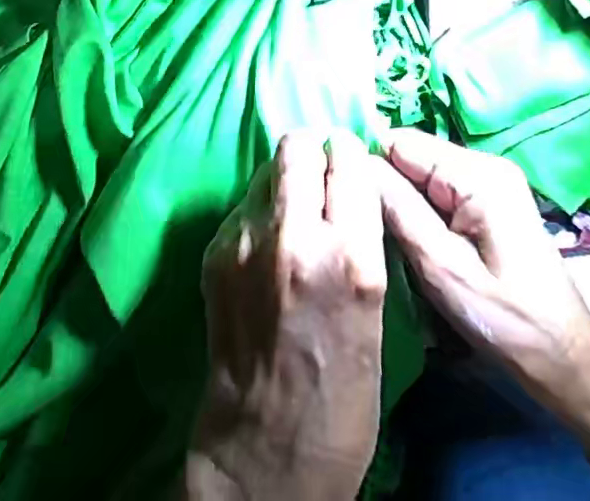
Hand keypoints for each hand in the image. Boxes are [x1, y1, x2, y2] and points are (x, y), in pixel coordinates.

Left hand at [186, 130, 386, 500]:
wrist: (265, 443)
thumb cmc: (342, 393)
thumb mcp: (375, 312)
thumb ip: (357, 239)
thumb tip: (345, 185)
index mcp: (350, 257)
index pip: (347, 160)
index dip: (348, 154)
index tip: (347, 159)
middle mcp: (293, 237)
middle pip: (296, 147)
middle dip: (311, 151)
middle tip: (317, 172)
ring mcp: (244, 242)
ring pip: (265, 171)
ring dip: (282, 181)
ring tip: (292, 212)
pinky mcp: (214, 251)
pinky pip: (243, 207)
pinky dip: (259, 213)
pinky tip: (265, 245)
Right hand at [369, 130, 589, 410]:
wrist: (567, 363)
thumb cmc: (507, 322)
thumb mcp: (441, 267)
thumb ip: (396, 208)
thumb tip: (353, 161)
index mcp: (478, 175)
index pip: (398, 141)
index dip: (367, 167)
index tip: (348, 203)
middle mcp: (484, 166)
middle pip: (408, 154)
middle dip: (382, 185)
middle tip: (368, 227)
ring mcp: (488, 182)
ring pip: (416, 172)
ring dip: (397, 200)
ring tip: (387, 236)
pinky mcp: (486, 201)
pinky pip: (433, 189)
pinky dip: (415, 210)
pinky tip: (411, 239)